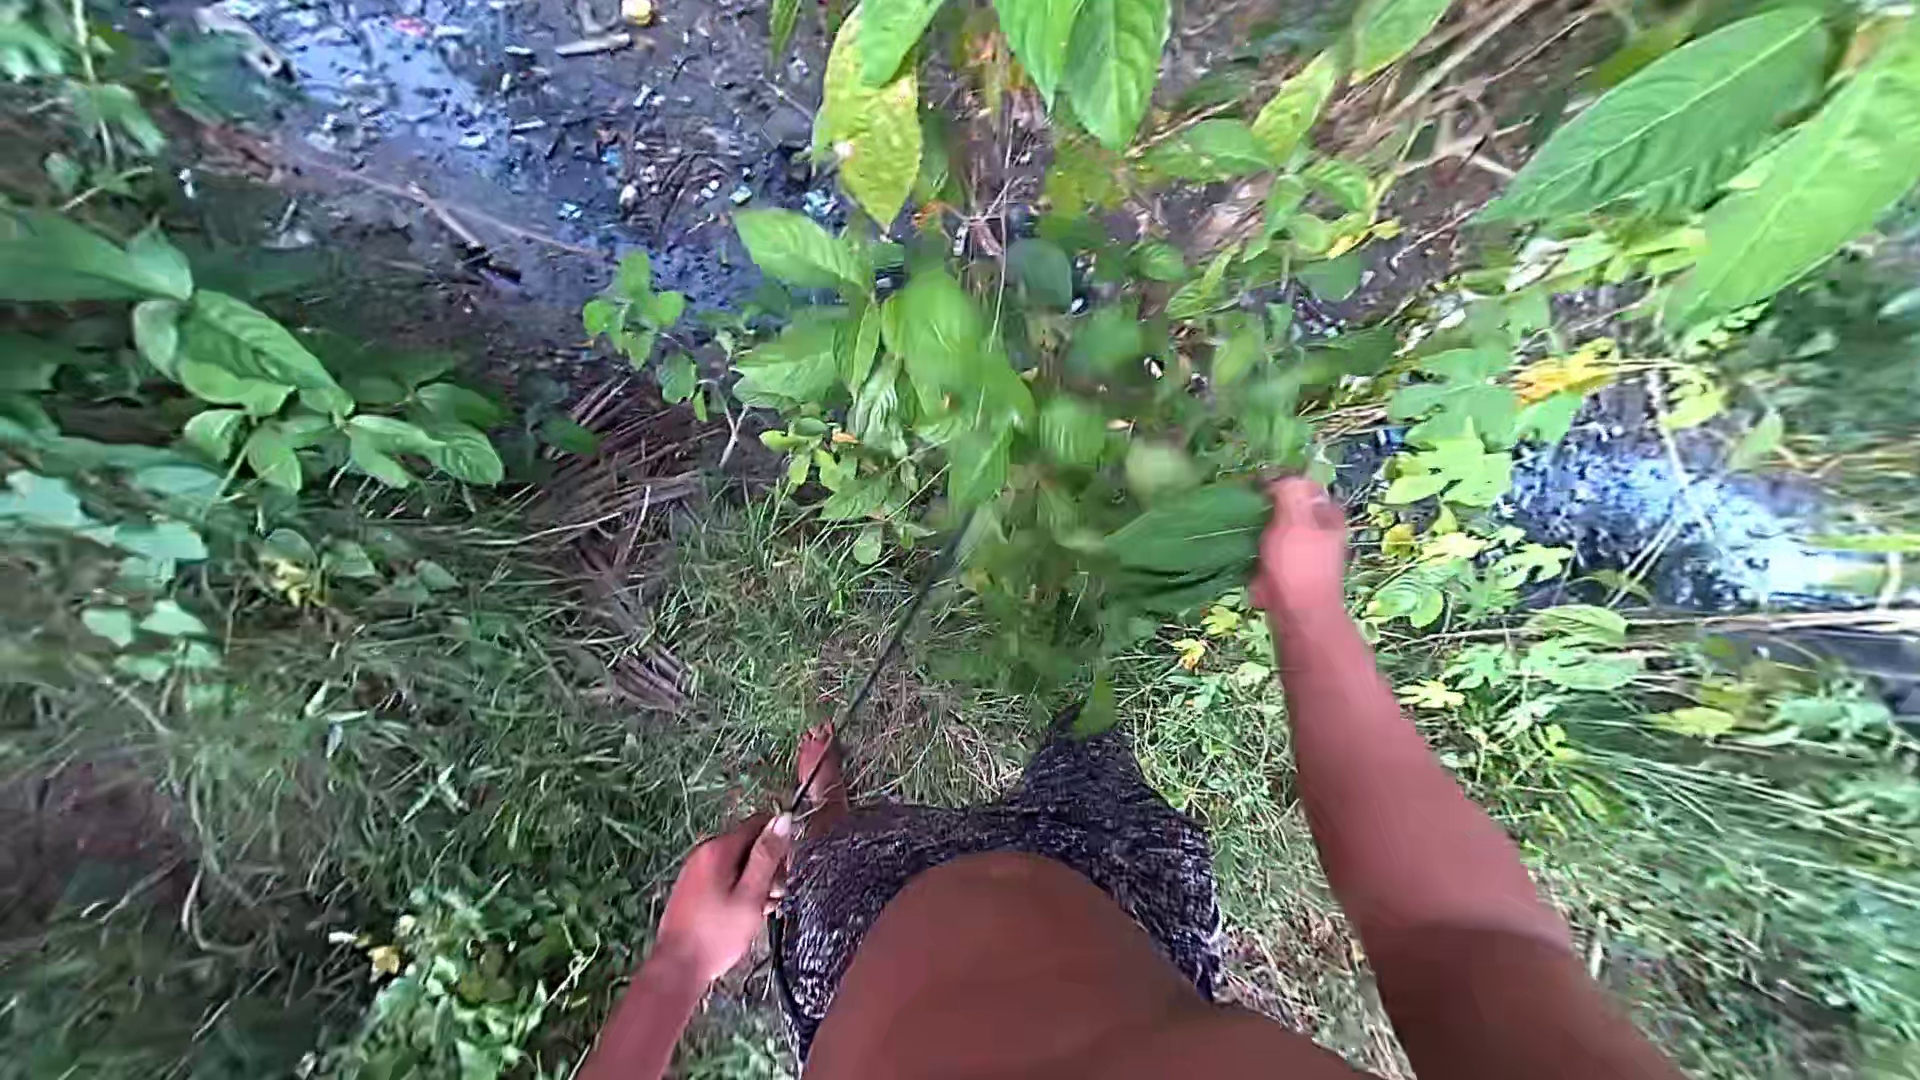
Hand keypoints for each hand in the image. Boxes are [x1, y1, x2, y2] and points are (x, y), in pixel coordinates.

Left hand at [653, 812, 793, 983]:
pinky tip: (744, 913)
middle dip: (767, 865)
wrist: (675, 972)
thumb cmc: (717, 934)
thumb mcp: (750, 894)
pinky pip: (724, 876)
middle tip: (774, 895)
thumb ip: (767, 855)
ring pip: (738, 862)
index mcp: (719, 848)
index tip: (783, 871)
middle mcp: (705, 851)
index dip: (778, 842)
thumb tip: (783, 819)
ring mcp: (696, 870)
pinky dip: (739, 888)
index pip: (760, 823)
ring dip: (755, 880)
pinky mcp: (692, 888)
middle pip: (749, 843)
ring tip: (761, 909)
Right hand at [1251, 477, 1347, 616]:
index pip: (1302, 485)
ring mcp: (1303, 551)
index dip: (1278, 481)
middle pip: (1287, 507)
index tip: (1252, 485)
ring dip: (1256, 526)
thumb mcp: (1294, 520)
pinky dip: (1254, 547)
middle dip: (1264, 505)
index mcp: (1327, 514)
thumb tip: (1280, 476)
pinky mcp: (1286, 569)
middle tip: (1240, 505)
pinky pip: (1266, 549)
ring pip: (1275, 528)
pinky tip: (1240, 549)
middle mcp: (1319, 530)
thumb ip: (1289, 493)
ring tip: (1235, 525)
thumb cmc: (1297, 565)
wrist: (1297, 613)